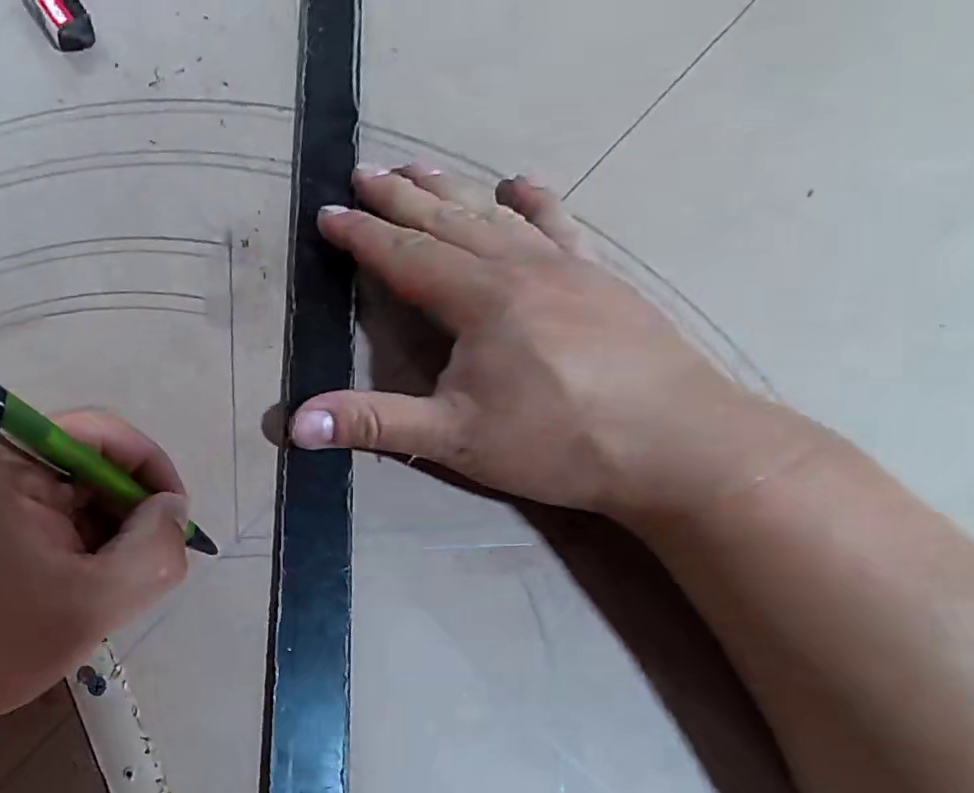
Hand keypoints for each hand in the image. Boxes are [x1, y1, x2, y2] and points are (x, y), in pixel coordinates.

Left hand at [0, 410, 193, 735]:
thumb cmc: (4, 647)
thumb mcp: (98, 601)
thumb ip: (155, 549)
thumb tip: (174, 508)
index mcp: (2, 466)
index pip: (97, 434)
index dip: (150, 468)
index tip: (178, 517)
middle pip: (84, 464)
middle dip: (129, 509)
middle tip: (153, 559)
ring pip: (68, 493)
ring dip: (106, 530)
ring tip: (116, 582)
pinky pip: (46, 514)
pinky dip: (79, 542)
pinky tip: (85, 583)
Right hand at [292, 165, 818, 521]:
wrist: (677, 444)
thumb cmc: (558, 443)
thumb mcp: (455, 439)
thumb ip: (375, 423)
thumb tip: (296, 423)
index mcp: (480, 300)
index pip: (406, 258)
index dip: (362, 237)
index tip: (327, 214)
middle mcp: (520, 268)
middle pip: (448, 222)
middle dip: (400, 199)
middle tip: (364, 171)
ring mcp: (568, 268)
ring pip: (497, 216)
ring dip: (455, 191)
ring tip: (421, 167)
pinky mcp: (603, 280)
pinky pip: (560, 226)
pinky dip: (535, 202)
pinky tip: (523, 183)